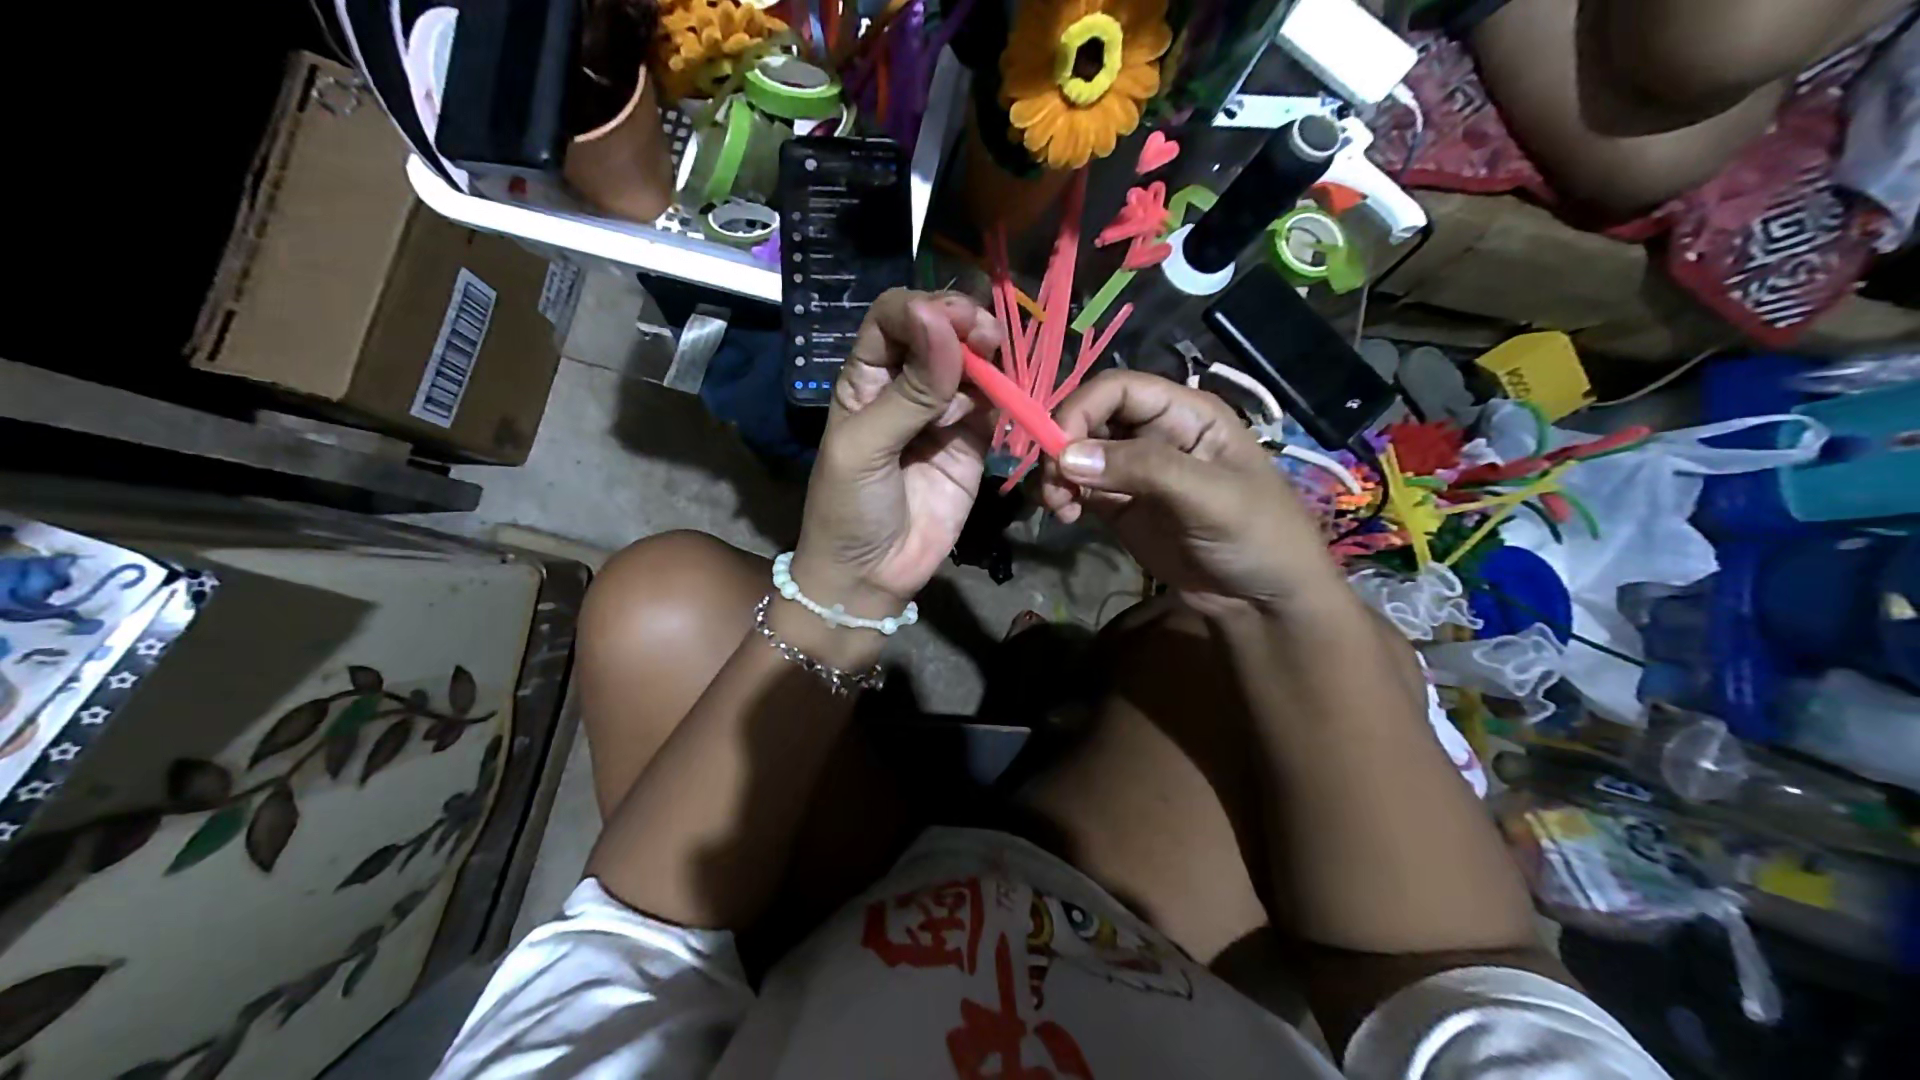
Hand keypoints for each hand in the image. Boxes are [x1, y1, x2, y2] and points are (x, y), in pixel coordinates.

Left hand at [789, 289, 1004, 621]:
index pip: (893, 319)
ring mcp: (942, 413)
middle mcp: (906, 385)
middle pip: (938, 333)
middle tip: (987, 336)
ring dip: (988, 356)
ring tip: (1001, 359)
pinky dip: (1006, 393)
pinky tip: (1011, 390)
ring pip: (971, 365)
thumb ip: (908, 392)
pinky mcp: (973, 441)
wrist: (872, 575)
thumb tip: (941, 322)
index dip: (922, 310)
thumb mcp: (864, 447)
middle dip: (963, 325)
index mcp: (866, 378)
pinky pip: (994, 405)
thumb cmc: (848, 508)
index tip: (952, 320)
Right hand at [1039, 371, 1344, 611]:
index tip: (1056, 449)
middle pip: (1090, 418)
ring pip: (1077, 454)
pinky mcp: (1120, 505)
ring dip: (1057, 475)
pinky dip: (1062, 497)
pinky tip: (1065, 518)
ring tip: (1056, 507)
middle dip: (1062, 445)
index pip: (1118, 389)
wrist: (1263, 600)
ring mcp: (1134, 471)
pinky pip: (1079, 489)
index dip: (1081, 409)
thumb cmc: (1257, 535)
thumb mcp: (1210, 497)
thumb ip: (1143, 470)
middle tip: (1052, 485)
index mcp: (1185, 413)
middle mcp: (1155, 433)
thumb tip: (1067, 456)